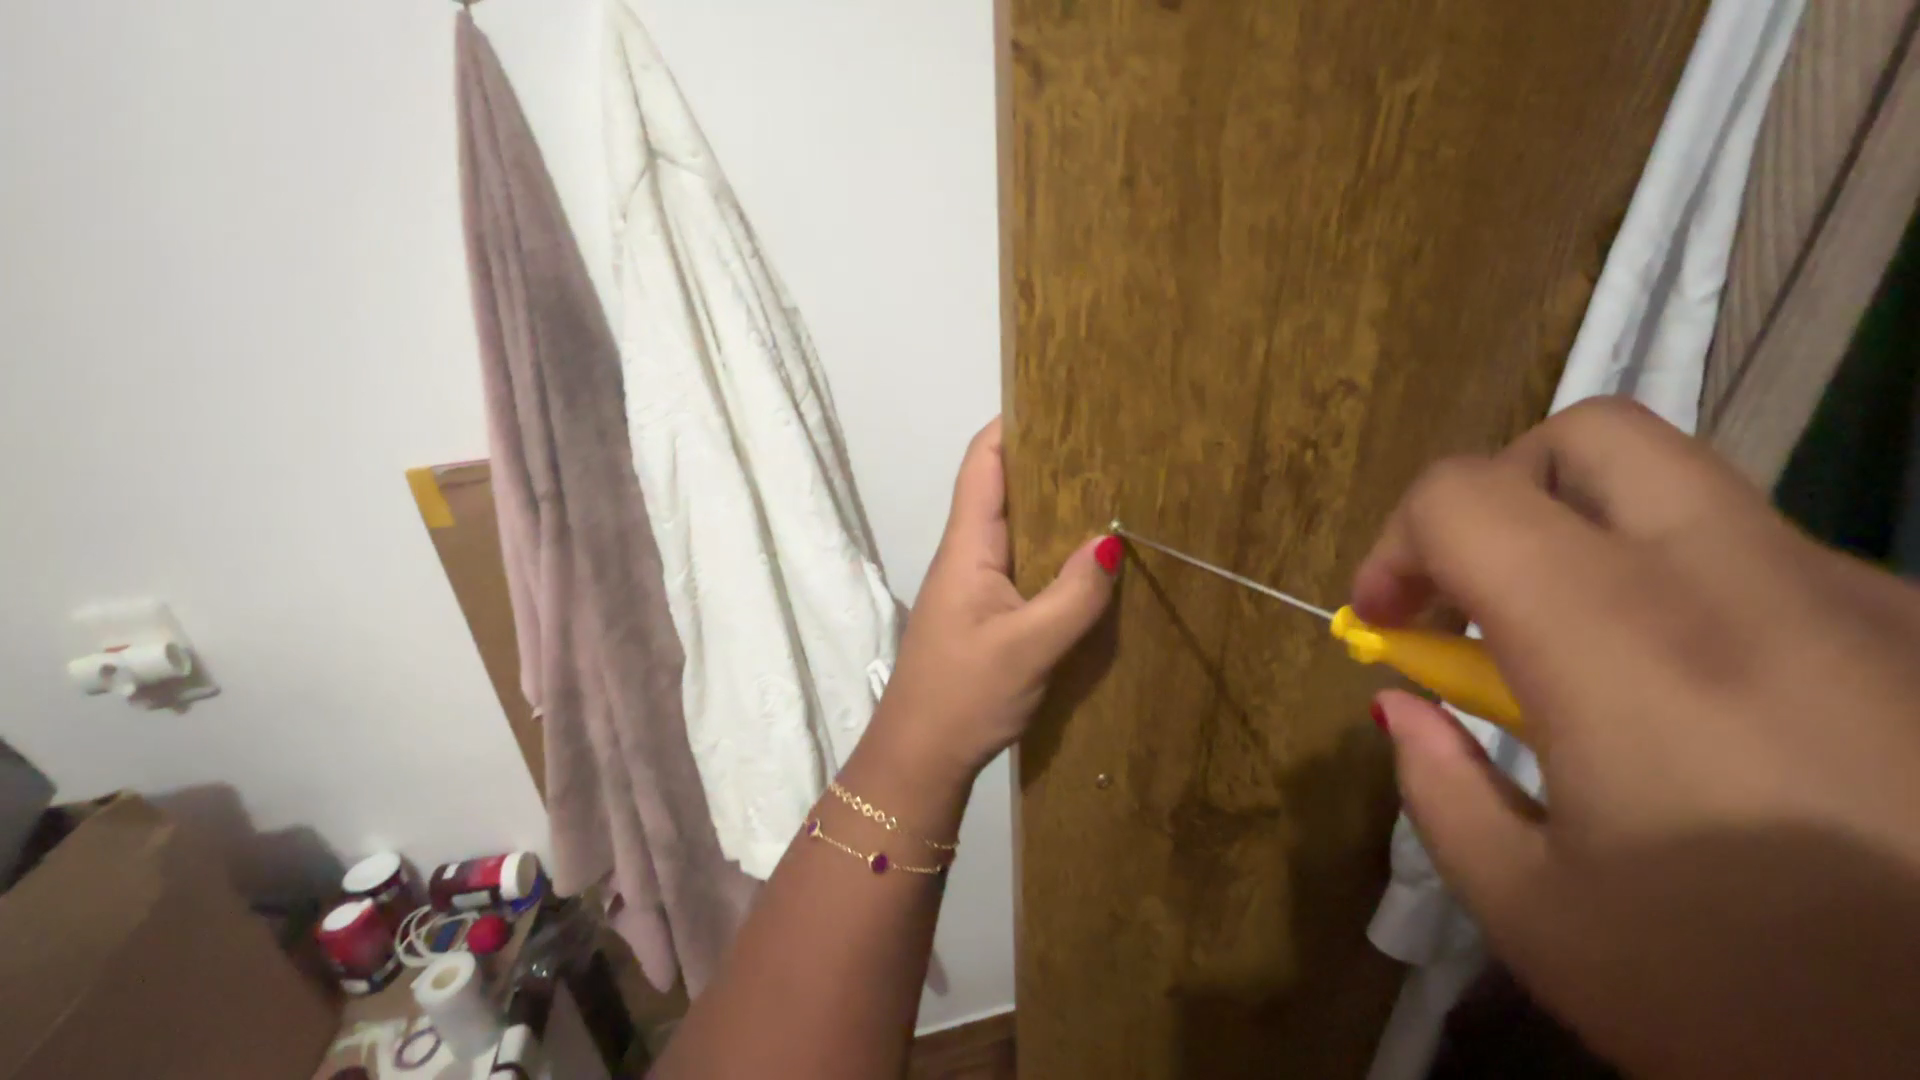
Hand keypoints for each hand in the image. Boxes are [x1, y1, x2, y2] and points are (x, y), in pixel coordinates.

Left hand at [867, 418, 1119, 781]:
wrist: (921, 757)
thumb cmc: (964, 695)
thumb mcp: (1029, 647)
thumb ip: (1073, 595)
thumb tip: (1111, 541)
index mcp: (968, 547)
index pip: (983, 464)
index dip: (1014, 425)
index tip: (1062, 401)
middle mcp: (970, 556)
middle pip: (1004, 489)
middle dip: (1050, 462)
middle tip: (1110, 446)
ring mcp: (978, 586)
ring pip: (1019, 530)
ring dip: (1057, 510)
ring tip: (1115, 492)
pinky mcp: (989, 615)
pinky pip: (1025, 567)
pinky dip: (1056, 553)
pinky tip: (1092, 561)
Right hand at [1353, 399, 1919, 1077]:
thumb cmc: (1755, 1004)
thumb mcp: (1537, 914)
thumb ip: (1439, 787)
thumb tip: (1404, 708)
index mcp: (1625, 640)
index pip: (1465, 496)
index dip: (1394, 545)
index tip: (1385, 627)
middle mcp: (1746, 582)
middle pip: (1588, 438)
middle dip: (1495, 497)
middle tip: (1474, 594)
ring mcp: (1858, 598)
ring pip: (1681, 495)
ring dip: (1585, 546)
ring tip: (1578, 668)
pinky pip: (1761, 563)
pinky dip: (1680, 593)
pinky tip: (1699, 710)